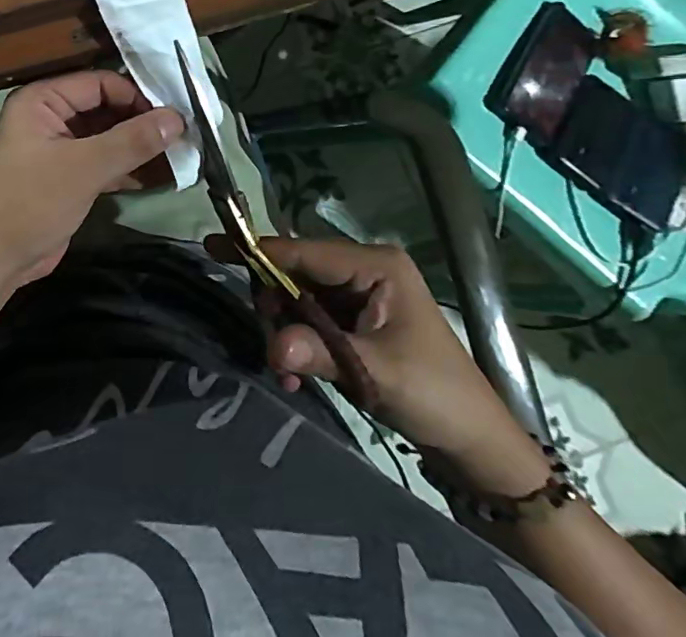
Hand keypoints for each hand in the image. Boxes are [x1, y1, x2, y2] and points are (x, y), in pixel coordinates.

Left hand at [0, 71, 183, 287]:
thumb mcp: (85, 168)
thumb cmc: (32, 203)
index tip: (176, 115)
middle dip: (141, 121)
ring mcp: (57, 147)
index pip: (99, 83)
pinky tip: (159, 175)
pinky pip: (103, 161)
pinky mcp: (66, 175)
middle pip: (104, 108)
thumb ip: (132, 141)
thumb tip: (178, 118)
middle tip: (183, 134)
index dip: (137, 96)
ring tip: (179, 154)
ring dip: (138, 145)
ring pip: (106, 136)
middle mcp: (48, 116)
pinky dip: (127, 167)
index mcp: (41, 101)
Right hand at [223, 236, 550, 492]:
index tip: (214, 246)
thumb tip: (272, 346)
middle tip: (267, 340)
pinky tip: (296, 376)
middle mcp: (363, 270)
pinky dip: (296, 344)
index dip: (260, 251)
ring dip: (283, 332)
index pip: (306, 251)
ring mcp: (356, 295)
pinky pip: (307, 320)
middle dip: (273, 305)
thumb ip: (322, 352)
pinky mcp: (351, 320)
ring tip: (286, 371)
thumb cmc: (436, 394)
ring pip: (296, 298)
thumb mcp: (377, 372)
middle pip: (296, 272)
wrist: (472, 439)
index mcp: (377, 266)